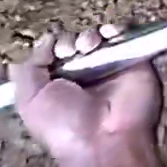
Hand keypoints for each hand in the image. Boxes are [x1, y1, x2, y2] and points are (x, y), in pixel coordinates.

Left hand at [11, 24, 162, 166]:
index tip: (56, 54)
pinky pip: (130, 36)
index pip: (56, 53)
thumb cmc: (64, 125)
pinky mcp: (137, 60)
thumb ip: (29, 69)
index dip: (53, 47)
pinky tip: (110, 34)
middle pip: (79, 41)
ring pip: (102, 36)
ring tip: (90, 45)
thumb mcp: (31, 101)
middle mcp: (87, 74)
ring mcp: (113, 66)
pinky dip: (120, 29)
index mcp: (60, 83)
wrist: (106, 138)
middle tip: (73, 51)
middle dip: (73, 40)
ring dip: (92, 34)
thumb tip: (44, 39)